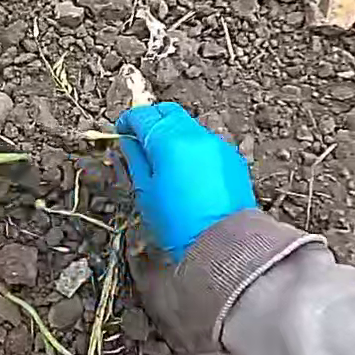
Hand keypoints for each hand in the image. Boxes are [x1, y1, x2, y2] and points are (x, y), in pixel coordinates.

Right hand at [116, 102, 256, 262]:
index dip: (128, 122)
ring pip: (188, 126)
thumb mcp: (146, 191)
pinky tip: (188, 171)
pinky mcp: (231, 156)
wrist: (223, 242)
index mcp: (168, 140)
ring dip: (173, 134)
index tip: (123, 132)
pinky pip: (206, 142)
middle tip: (141, 142)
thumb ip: (135, 160)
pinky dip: (193, 148)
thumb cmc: (178, 223)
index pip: (142, 115)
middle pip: (167, 112)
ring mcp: (216, 143)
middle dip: (152, 121)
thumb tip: (128, 142)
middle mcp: (194, 134)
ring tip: (165, 161)